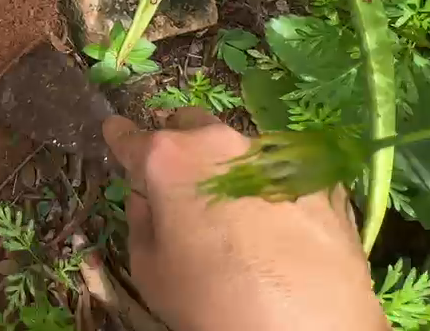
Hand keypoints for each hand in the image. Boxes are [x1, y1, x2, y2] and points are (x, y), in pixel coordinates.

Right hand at [104, 110, 385, 330]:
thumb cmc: (211, 303)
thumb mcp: (151, 272)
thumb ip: (140, 222)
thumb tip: (147, 200)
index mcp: (166, 159)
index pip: (129, 136)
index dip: (119, 137)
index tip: (116, 134)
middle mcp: (215, 142)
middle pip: (187, 126)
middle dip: (178, 145)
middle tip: (180, 183)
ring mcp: (268, 156)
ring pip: (235, 147)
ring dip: (226, 166)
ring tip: (235, 212)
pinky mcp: (313, 179)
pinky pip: (280, 174)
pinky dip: (270, 190)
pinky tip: (279, 227)